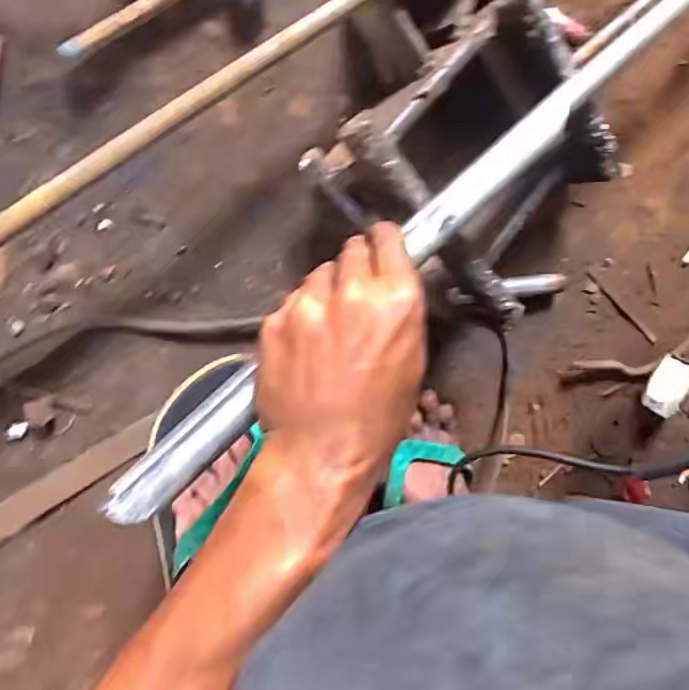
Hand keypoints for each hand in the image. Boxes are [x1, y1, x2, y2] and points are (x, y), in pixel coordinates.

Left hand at [256, 223, 426, 492]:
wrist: (322, 451)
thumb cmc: (378, 416)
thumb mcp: (412, 359)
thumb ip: (401, 310)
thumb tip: (392, 282)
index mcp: (396, 301)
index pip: (388, 238)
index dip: (385, 239)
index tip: (381, 241)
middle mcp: (353, 292)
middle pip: (351, 249)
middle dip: (356, 265)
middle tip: (356, 292)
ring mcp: (309, 304)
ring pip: (319, 274)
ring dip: (326, 289)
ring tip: (329, 325)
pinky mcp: (276, 320)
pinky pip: (293, 301)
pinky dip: (301, 314)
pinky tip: (306, 344)